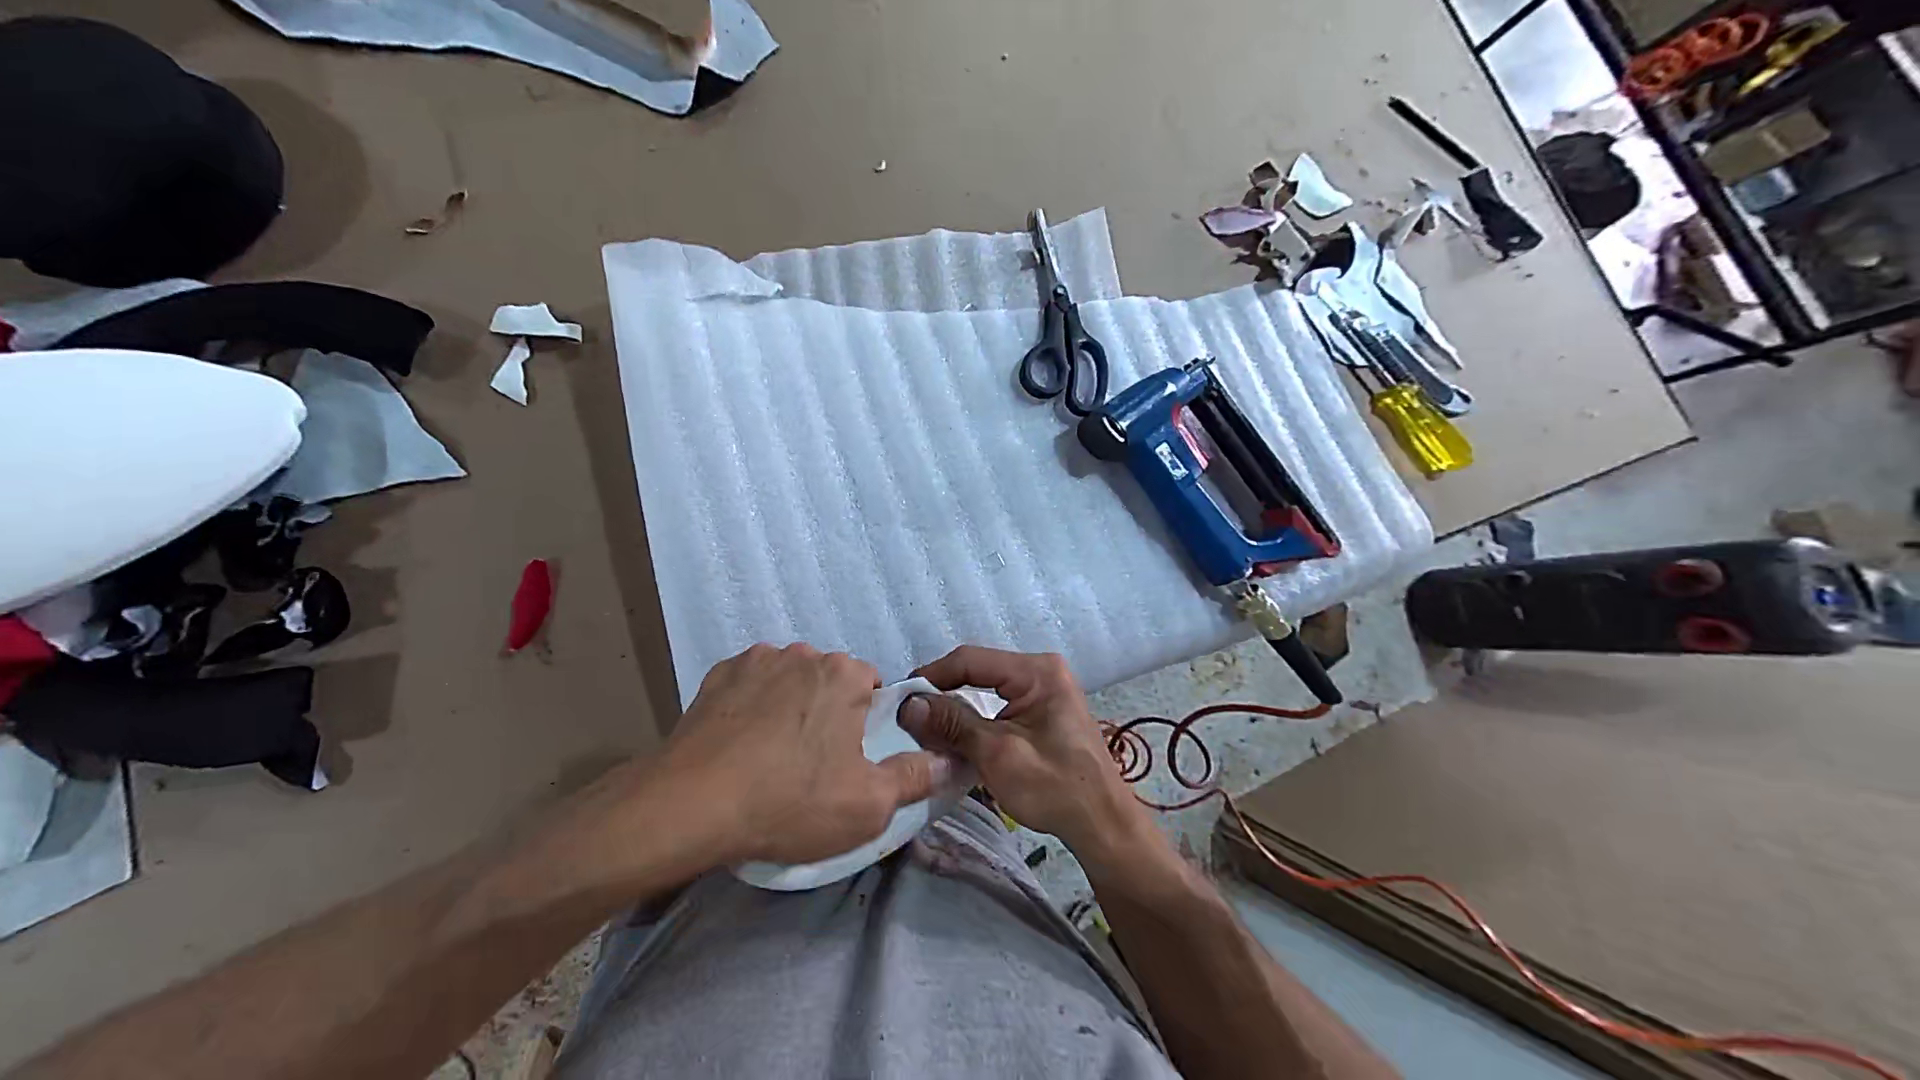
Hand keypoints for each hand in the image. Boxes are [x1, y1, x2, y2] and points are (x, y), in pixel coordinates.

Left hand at [662, 643, 946, 865]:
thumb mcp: (868, 805)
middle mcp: (802, 654)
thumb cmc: (789, 802)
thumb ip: (916, 777)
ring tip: (771, 755)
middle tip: (812, 763)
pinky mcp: (716, 676)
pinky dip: (752, 707)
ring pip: (789, 681)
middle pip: (830, 681)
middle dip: (828, 712)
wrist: (688, 806)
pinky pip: (750, 686)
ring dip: (789, 706)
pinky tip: (740, 744)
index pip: (872, 688)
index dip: (866, 724)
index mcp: (844, 674)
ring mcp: (755, 661)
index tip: (850, 759)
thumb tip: (949, 760)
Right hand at [900, 647, 1152, 859]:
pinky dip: (974, 720)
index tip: (900, 698)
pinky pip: (998, 706)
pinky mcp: (1042, 713)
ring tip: (924, 728)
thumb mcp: (997, 754)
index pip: (970, 660)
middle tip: (908, 716)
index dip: (931, 676)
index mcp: (1037, 671)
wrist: (1102, 824)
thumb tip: (908, 705)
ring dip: (956, 709)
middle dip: (942, 693)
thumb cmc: (1054, 787)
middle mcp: (1042, 671)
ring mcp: (1044, 691)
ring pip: (985, 690)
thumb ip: (953, 724)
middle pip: (977, 672)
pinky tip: (953, 738)